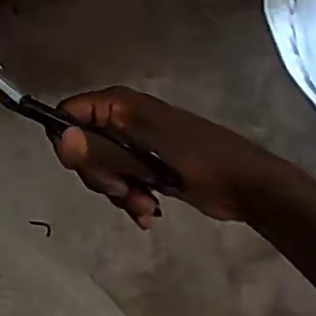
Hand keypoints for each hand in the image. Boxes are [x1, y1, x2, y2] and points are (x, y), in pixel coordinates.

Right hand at [53, 87, 296, 226]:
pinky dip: (129, 196)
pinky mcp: (145, 161)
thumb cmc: (201, 163)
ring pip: (100, 165)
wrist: (252, 187)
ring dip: (117, 190)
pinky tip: (149, 211)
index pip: (68, 114)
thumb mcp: (147, 159)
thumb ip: (103, 152)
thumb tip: (62, 141)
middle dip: (99, 174)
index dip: (69, 143)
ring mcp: (132, 139)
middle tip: (122, 191)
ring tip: (145, 206)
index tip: (83, 170)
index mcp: (117, 104)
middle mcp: (119, 116)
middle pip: (81, 144)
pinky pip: (119, 177)